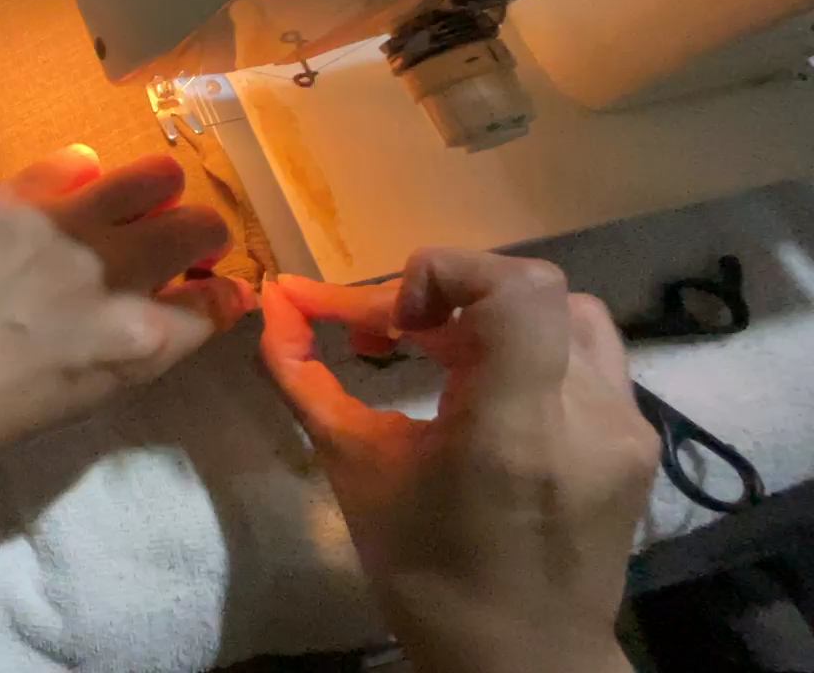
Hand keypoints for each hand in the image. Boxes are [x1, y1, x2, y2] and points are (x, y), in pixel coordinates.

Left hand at [0, 145, 246, 479]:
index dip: (220, 291)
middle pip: (200, 224)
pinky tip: (70, 198)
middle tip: (175, 242)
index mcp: (144, 338)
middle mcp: (115, 272)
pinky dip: (84, 177)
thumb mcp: (102, 391)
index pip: (220, 297)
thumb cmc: (8, 406)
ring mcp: (63, 227)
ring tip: (131, 208)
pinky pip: (76, 159)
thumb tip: (200, 297)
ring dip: (157, 193)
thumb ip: (157, 341)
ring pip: (153, 175)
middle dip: (201, 235)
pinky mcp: (15, 198)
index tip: (210, 285)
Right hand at [260, 250, 658, 672]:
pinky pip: (579, 348)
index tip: (392, 317)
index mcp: (515, 429)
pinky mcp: (634, 436)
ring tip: (430, 347)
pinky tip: (470, 376)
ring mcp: (626, 427)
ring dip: (483, 310)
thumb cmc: (417, 561)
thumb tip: (271, 302)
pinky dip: (514, 338)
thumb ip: (298, 370)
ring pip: (564, 309)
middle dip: (438, 293)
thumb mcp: (342, 456)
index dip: (444, 272)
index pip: (517, 291)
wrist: (516, 653)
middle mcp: (591, 418)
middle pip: (528, 290)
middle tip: (383, 333)